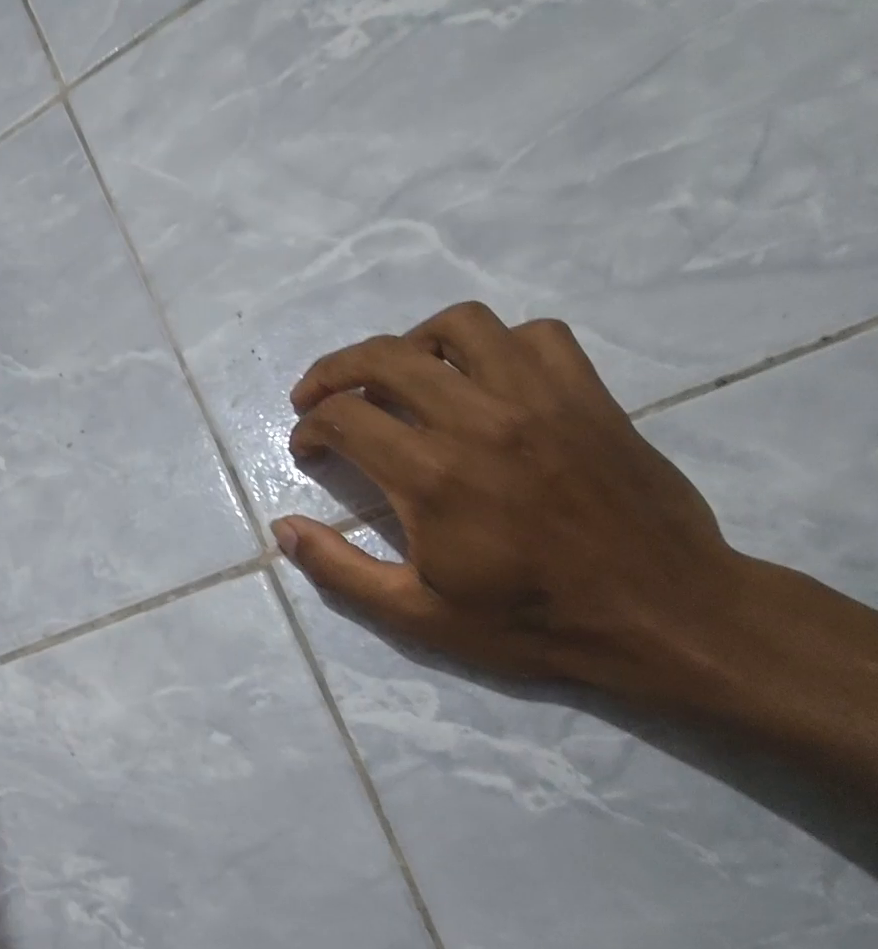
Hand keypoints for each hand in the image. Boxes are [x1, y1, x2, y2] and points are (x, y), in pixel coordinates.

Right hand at [271, 302, 747, 695]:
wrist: (666, 615)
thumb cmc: (530, 622)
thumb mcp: (416, 615)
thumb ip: (339, 569)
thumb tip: (283, 529)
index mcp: (432, 476)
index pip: (343, 416)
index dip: (308, 428)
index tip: (306, 451)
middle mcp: (480, 421)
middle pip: (386, 356)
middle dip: (333, 371)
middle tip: (317, 398)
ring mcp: (541, 400)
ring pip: (460, 327)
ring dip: (411, 344)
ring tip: (398, 377)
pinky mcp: (589, 397)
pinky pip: (536, 336)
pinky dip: (496, 346)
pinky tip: (481, 381)